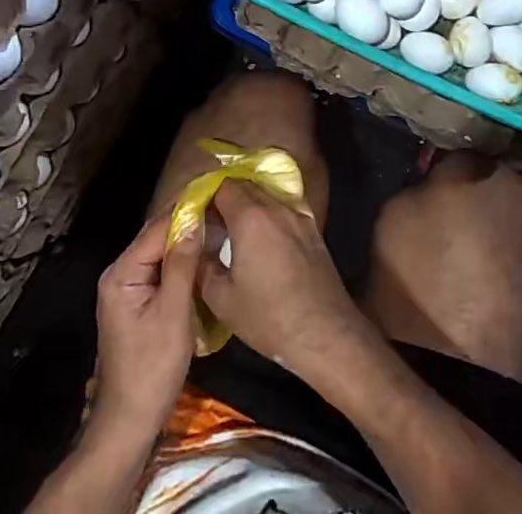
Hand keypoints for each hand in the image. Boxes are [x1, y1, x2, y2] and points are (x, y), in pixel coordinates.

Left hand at [91, 213, 201, 437]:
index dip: (183, 211)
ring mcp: (125, 290)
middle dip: (185, 224)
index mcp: (121, 273)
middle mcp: (118, 274)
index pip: (155, 230)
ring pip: (158, 255)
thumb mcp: (173, 313)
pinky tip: (201, 259)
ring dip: (183, 243)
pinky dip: (178, 264)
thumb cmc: (152, 367)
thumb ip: (181, 265)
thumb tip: (193, 220)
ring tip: (216, 226)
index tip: (212, 193)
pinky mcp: (135, 304)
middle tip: (219, 208)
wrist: (129, 419)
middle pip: (154, 239)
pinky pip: (158, 273)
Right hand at [199, 180, 374, 382]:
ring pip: (266, 195)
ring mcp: (299, 218)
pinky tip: (262, 239)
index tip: (194, 212)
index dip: (204, 194)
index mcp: (250, 217)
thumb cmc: (270, 318)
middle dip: (224, 196)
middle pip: (244, 185)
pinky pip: (284, 209)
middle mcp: (276, 208)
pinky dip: (268, 214)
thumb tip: (198, 252)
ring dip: (247, 204)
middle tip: (210, 220)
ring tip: (233, 229)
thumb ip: (202, 267)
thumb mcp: (222, 299)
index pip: (221, 186)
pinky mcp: (313, 232)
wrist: (327, 336)